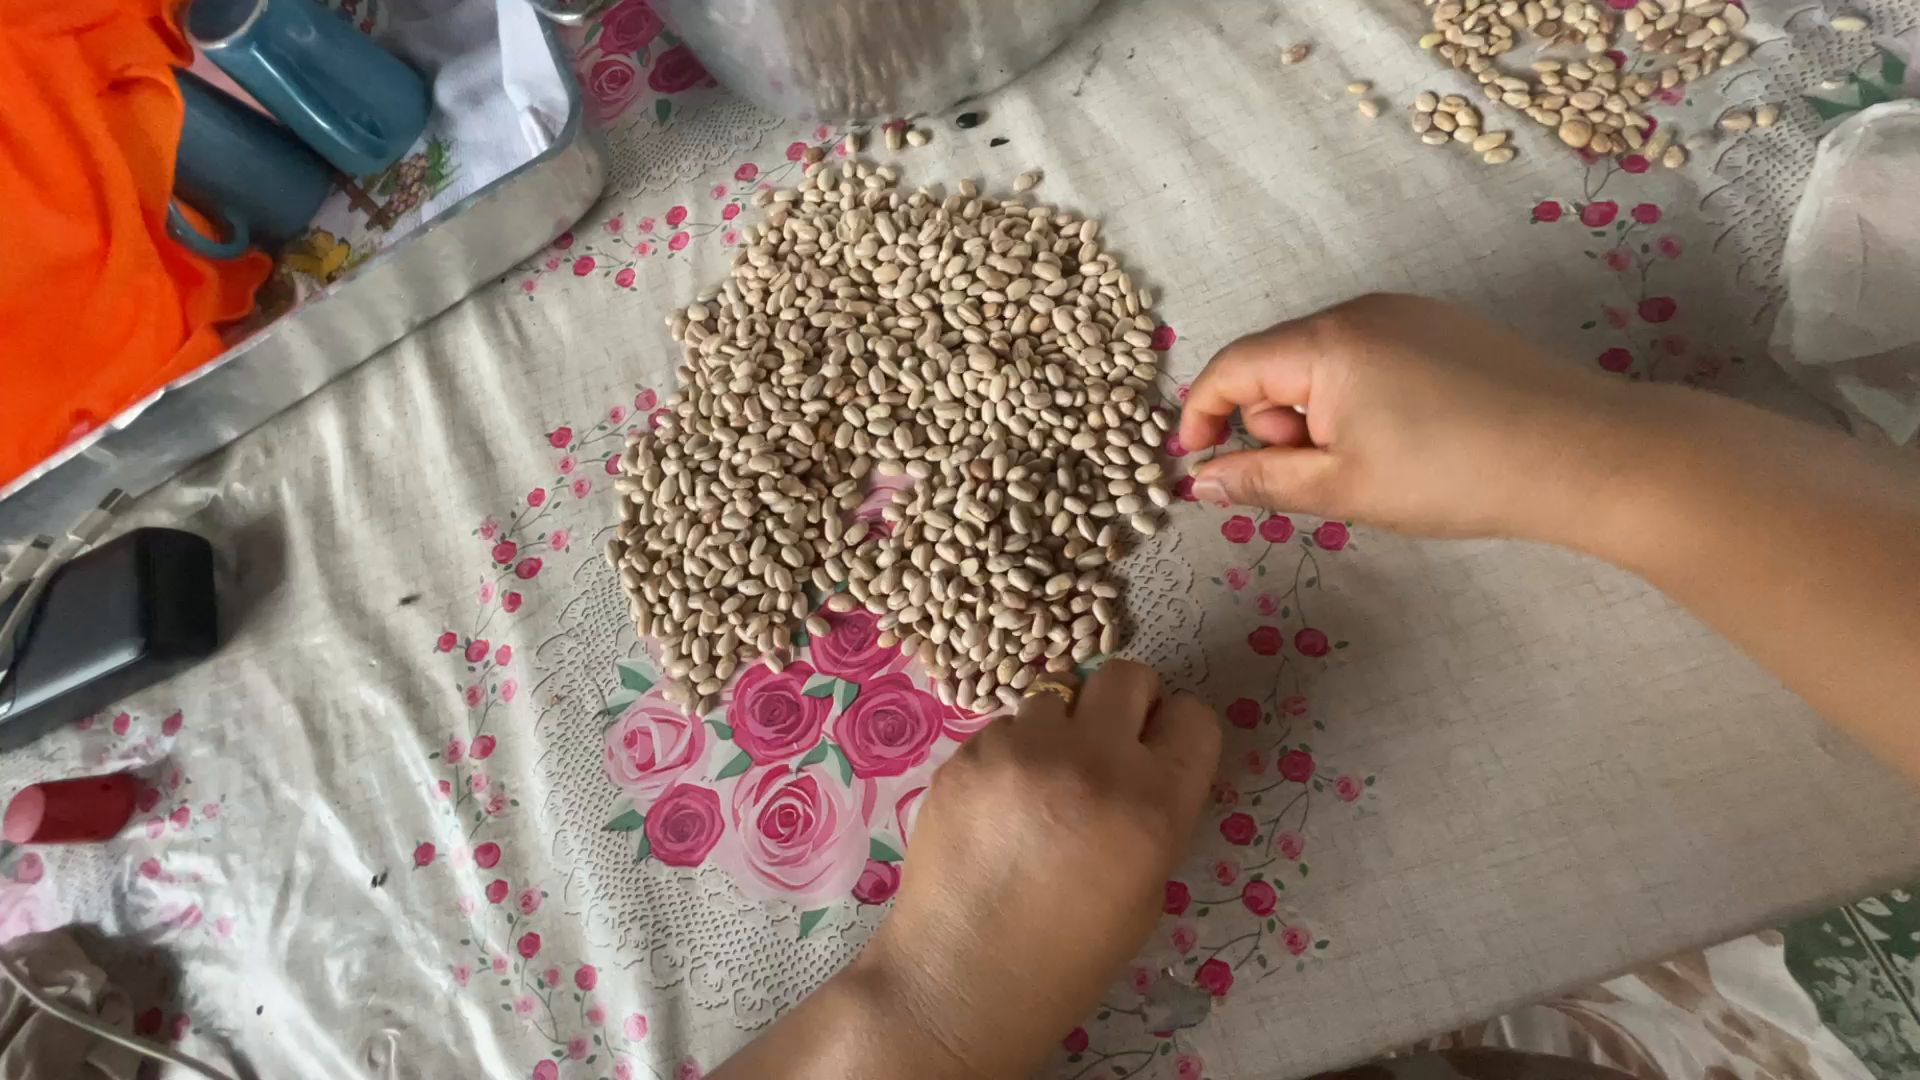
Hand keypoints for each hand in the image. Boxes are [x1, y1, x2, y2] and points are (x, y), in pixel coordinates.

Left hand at [864, 661, 1219, 1074]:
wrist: (962, 977)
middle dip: (1127, 701)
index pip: (1195, 717)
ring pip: (1057, 694)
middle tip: (1108, 740)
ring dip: (1060, 726)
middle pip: (1126, 675)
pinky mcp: (968, 751)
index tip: (1161, 746)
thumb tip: (1145, 758)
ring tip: (1041, 779)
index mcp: (1152, 805)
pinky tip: (996, 800)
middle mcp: (1091, 761)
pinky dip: (1012, 750)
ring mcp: (1021, 749)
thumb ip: (1156, 811)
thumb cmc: (1067, 956)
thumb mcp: (1146, 891)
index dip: (1179, 730)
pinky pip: (1006, 725)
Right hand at [1177, 293, 1646, 548]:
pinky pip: (1356, 358)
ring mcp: (1402, 313)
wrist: (1592, 456)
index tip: (1194, 462)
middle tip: (1311, 471)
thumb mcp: (1337, 487)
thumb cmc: (1451, 475)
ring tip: (1356, 459)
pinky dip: (1345, 399)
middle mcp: (1358, 311)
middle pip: (1270, 365)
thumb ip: (1255, 480)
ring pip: (1313, 364)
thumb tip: (1196, 481)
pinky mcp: (1434, 327)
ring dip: (1308, 415)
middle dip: (1268, 422)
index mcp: (1326, 343)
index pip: (1230, 369)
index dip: (1200, 416)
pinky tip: (1389, 435)